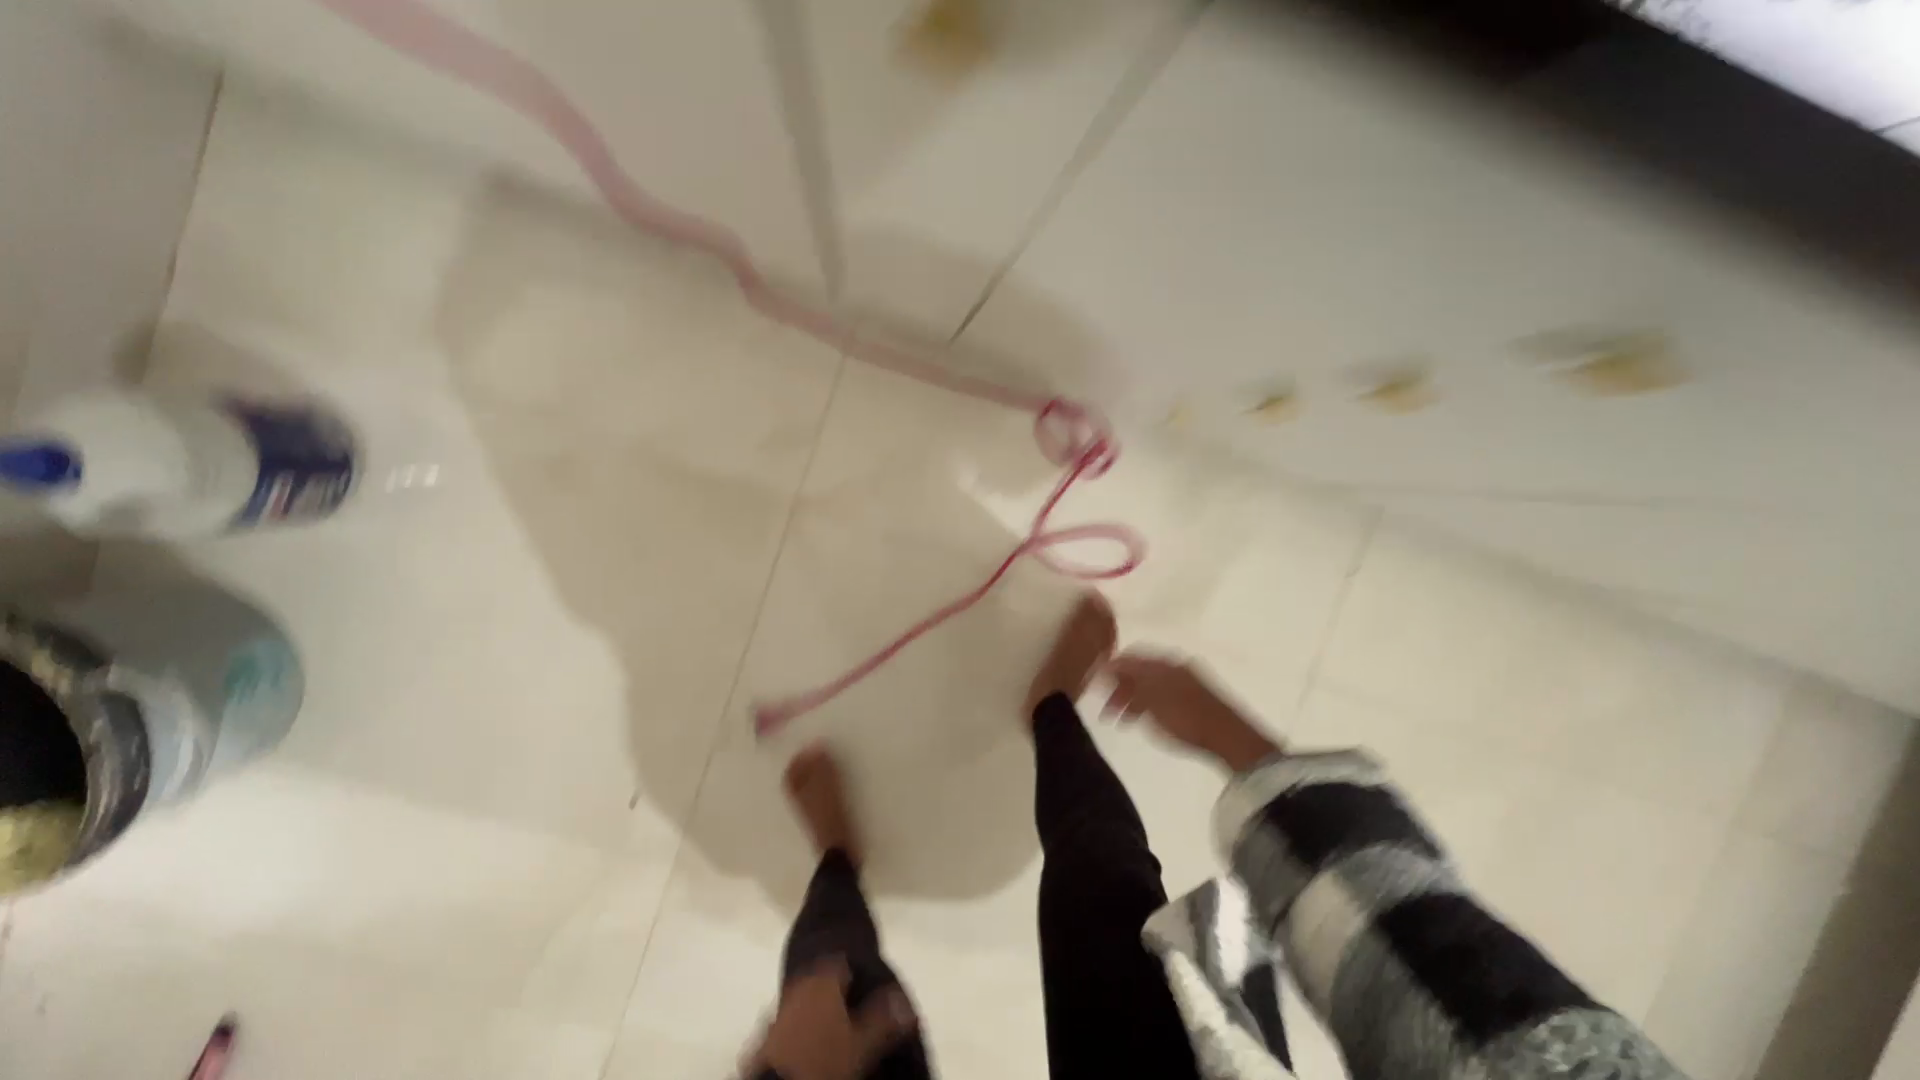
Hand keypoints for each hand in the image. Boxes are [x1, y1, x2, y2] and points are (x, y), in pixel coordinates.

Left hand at [746, 960, 917, 1079]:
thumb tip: (905, 999)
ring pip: (805, 1001)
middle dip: (836, 990)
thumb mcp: (863, 1042)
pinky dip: (801, 1028)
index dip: (854, 967)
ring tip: (836, 1029)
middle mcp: (799, 986)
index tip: (867, 980)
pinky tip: (811, 1045)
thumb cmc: (825, 1058)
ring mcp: (780, 1010)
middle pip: (821, 979)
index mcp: (824, 980)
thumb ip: (885, 1017)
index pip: (841, 959)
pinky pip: (790, 1023)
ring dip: (818, 1009)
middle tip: (854, 1007)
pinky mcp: (767, 1034)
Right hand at [1103, 652, 1280, 770]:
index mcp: (1164, 663)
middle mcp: (1176, 666)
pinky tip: (1144, 720)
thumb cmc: (1186, 719)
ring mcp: (1187, 681)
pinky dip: (1149, 704)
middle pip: (1139, 670)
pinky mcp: (1196, 697)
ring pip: (1151, 684)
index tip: (1094, 686)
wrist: (1229, 738)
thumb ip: (1128, 682)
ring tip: (1122, 721)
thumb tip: (1108, 665)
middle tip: (1106, 710)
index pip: (1129, 657)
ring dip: (1133, 698)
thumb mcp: (1151, 702)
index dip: (1109, 669)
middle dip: (1120, 687)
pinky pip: (1163, 694)